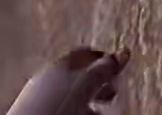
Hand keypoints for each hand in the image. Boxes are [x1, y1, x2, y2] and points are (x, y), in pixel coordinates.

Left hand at [5, 48, 129, 114]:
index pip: (86, 53)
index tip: (118, 64)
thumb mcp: (87, 83)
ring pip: (72, 95)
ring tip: (103, 110)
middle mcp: (47, 78)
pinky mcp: (38, 114)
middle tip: (113, 88)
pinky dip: (79, 110)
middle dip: (98, 81)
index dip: (104, 57)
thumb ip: (105, 68)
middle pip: (79, 75)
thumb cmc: (55, 106)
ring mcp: (40, 100)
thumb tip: (124, 53)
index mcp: (58, 63)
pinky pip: (64, 108)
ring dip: (90, 100)